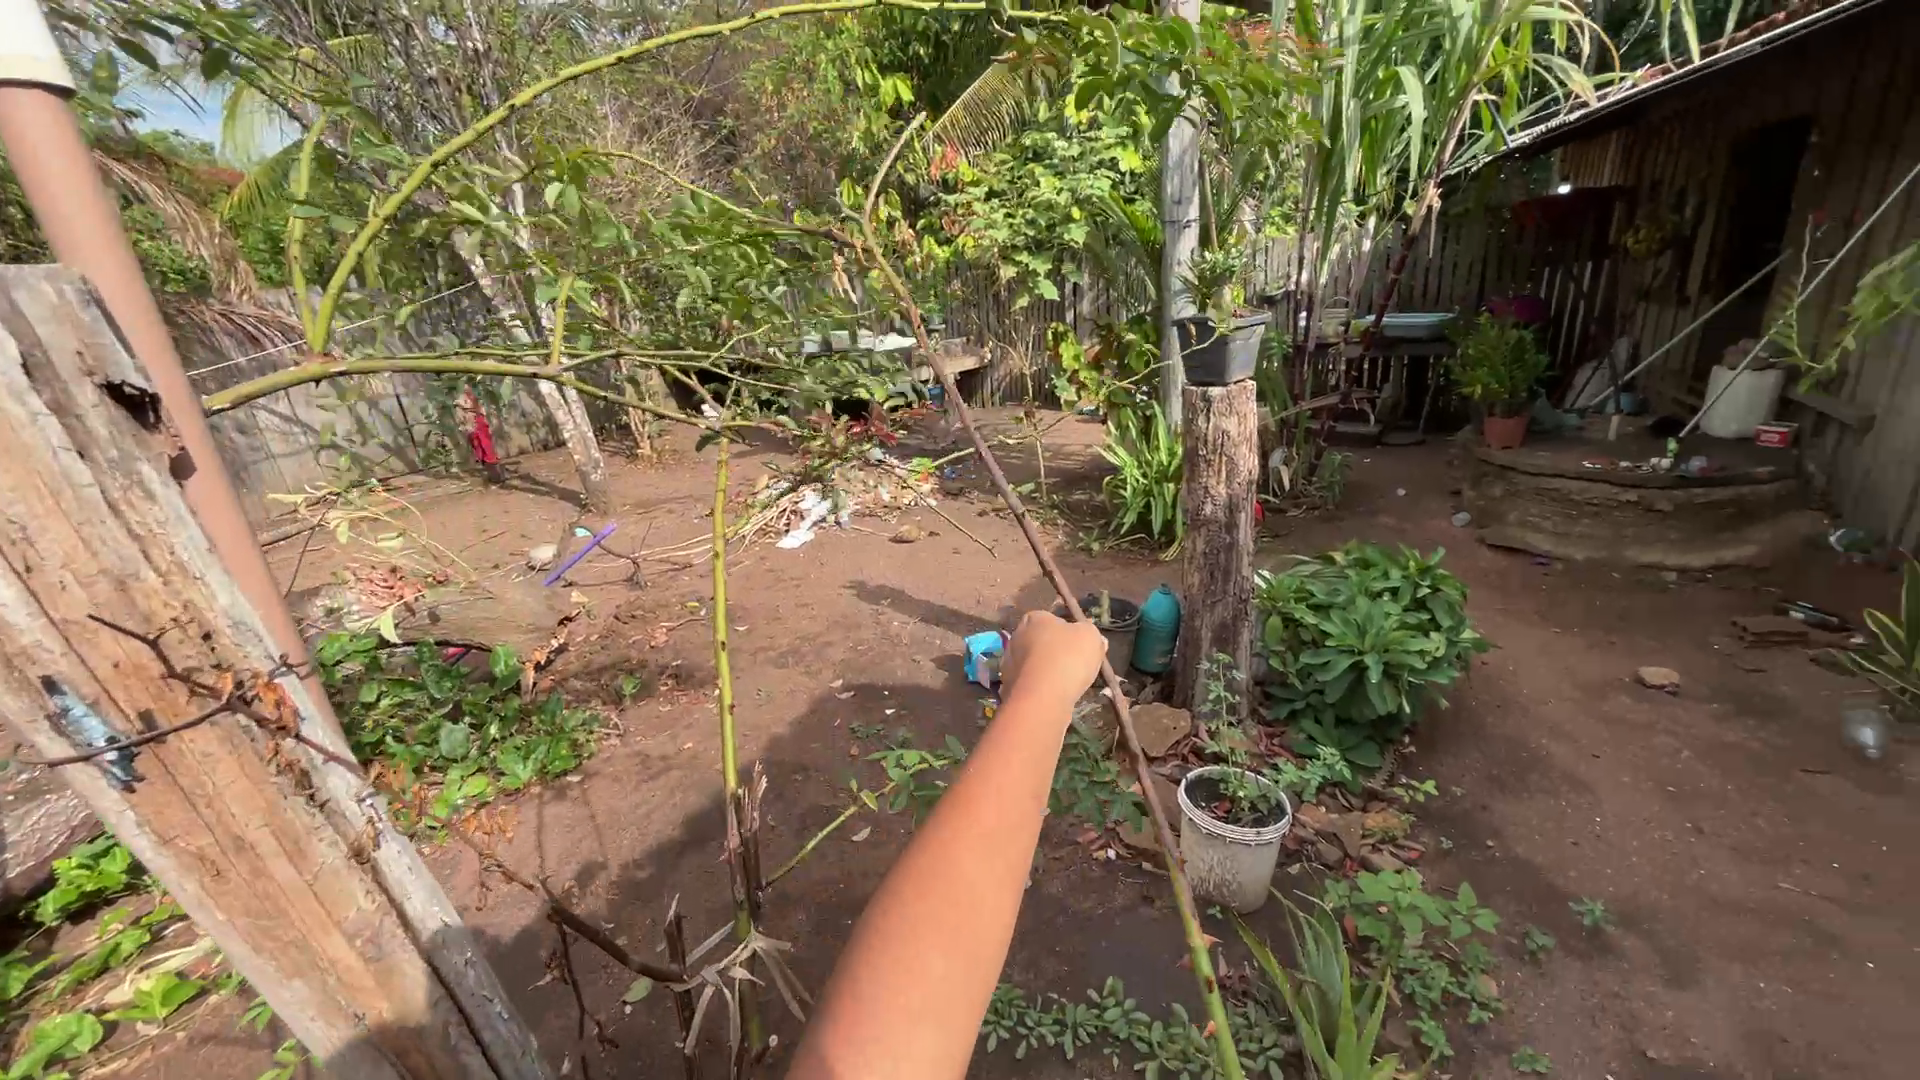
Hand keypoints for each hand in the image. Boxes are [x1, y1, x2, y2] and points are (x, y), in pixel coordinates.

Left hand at [999, 610, 1106, 707]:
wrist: (1043, 696)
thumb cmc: (1067, 657)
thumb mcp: (1090, 636)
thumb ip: (1089, 632)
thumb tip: (1087, 634)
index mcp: (1033, 619)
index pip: (1051, 620)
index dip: (1067, 633)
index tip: (1079, 646)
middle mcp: (1016, 637)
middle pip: (1040, 642)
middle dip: (1055, 652)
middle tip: (1074, 665)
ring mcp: (1009, 662)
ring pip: (1034, 664)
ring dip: (1046, 671)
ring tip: (1065, 684)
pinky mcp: (1009, 686)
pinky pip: (1030, 684)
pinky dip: (1040, 688)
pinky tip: (1052, 695)